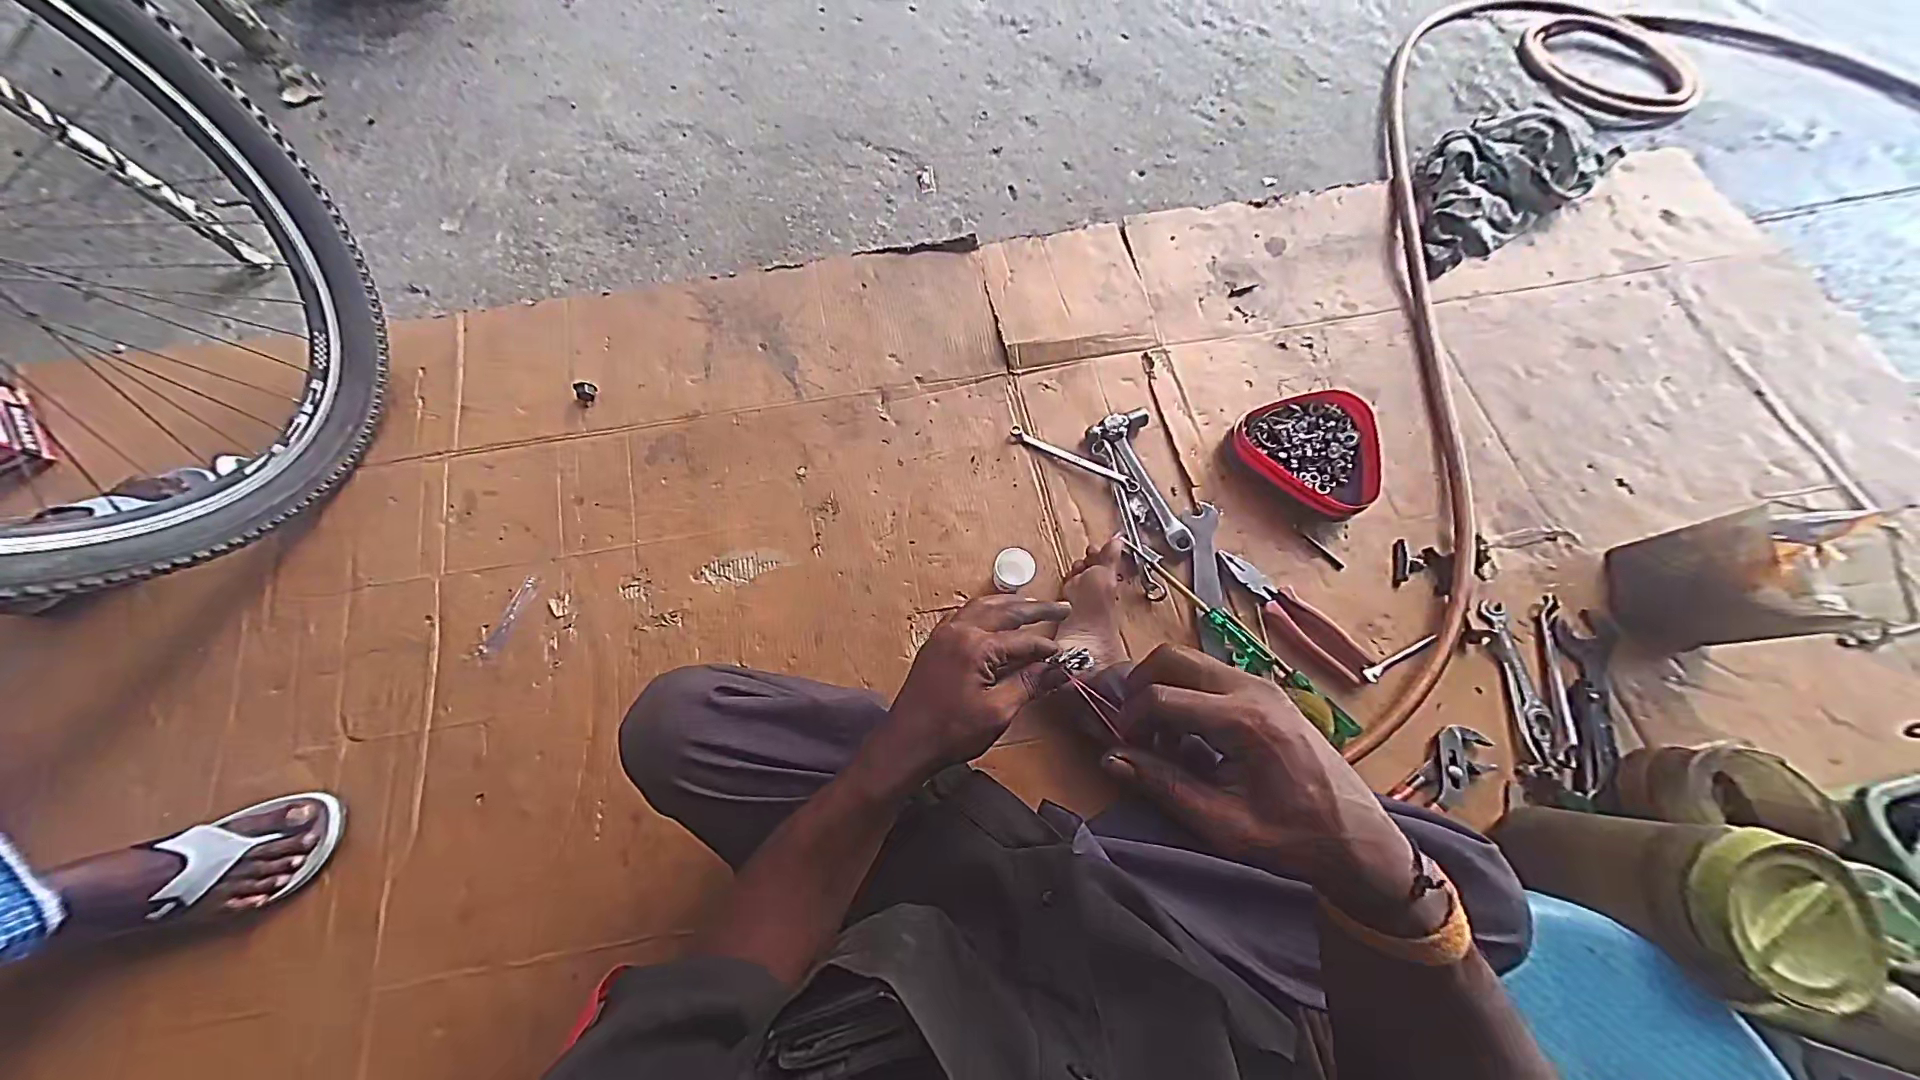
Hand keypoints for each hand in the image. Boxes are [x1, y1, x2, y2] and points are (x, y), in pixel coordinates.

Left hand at [867, 593, 1070, 787]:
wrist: (906, 743)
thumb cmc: (950, 732)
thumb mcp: (998, 711)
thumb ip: (1029, 684)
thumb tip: (1058, 669)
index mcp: (976, 646)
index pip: (1022, 640)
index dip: (1046, 648)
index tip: (1064, 654)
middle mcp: (959, 631)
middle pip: (1004, 611)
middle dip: (1035, 609)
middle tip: (1060, 608)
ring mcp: (944, 634)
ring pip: (982, 606)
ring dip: (1009, 604)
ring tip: (1032, 604)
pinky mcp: (935, 643)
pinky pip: (965, 614)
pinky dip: (985, 610)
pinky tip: (993, 616)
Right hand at [1103, 645, 1439, 932]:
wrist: (1360, 840)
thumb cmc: (1296, 837)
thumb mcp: (1222, 823)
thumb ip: (1163, 785)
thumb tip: (1112, 758)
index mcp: (1245, 721)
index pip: (1161, 697)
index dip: (1129, 719)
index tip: (1123, 745)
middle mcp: (1253, 689)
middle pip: (1171, 657)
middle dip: (1139, 686)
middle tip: (1133, 727)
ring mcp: (1261, 684)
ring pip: (1188, 659)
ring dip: (1161, 687)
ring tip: (1161, 735)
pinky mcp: (1265, 691)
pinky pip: (1208, 673)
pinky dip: (1184, 692)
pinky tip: (1189, 734)